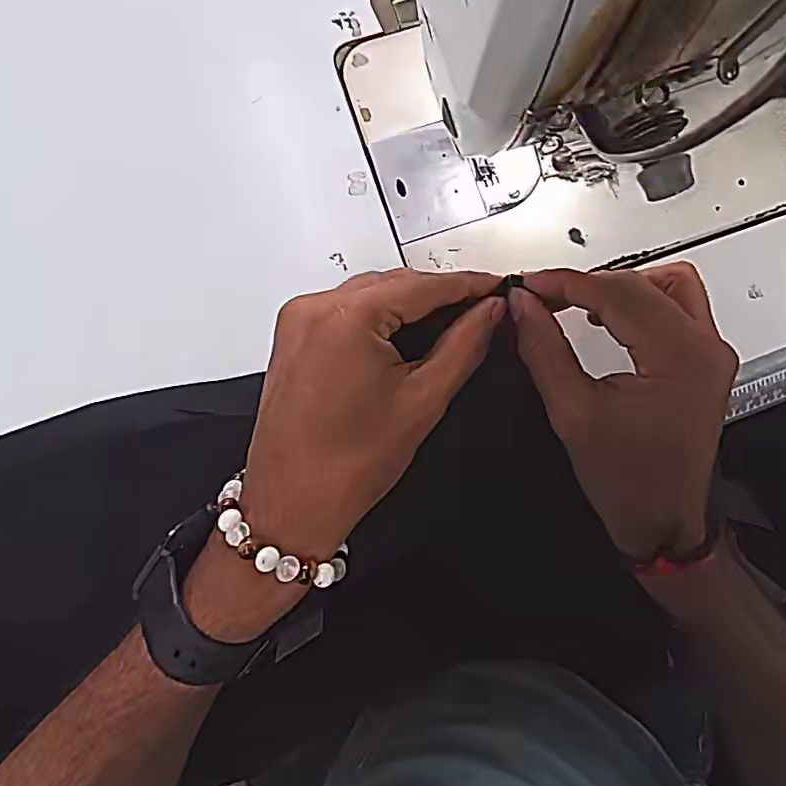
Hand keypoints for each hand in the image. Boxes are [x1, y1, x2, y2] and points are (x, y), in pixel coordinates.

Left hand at [185, 269, 503, 640]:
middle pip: (395, 283)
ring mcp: (298, 321)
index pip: (423, 286)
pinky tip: (405, 332)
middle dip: (440, 292)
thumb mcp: (423, 400)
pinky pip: (346, 309)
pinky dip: (380, 315)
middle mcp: (314, 310)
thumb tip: (487, 315)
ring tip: (450, 320)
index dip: (468, 285)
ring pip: (370, 292)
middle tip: (480, 306)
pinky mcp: (293, 336)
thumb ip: (464, 345)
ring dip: (410, 302)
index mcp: (345, 319)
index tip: (493, 287)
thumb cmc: (342, 466)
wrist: (292, 502)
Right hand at [509, 263, 737, 559]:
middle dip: (585, 282)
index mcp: (680, 357)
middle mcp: (706, 348)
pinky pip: (676, 305)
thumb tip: (524, 306)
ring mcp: (711, 353)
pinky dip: (638, 300)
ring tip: (576, 301)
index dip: (565, 283)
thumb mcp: (572, 411)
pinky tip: (608, 314)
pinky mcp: (705, 360)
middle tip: (543, 294)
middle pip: (640, 282)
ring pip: (666, 284)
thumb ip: (544, 348)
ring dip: (618, 285)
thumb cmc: (630, 482)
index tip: (531, 285)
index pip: (616, 293)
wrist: (662, 520)